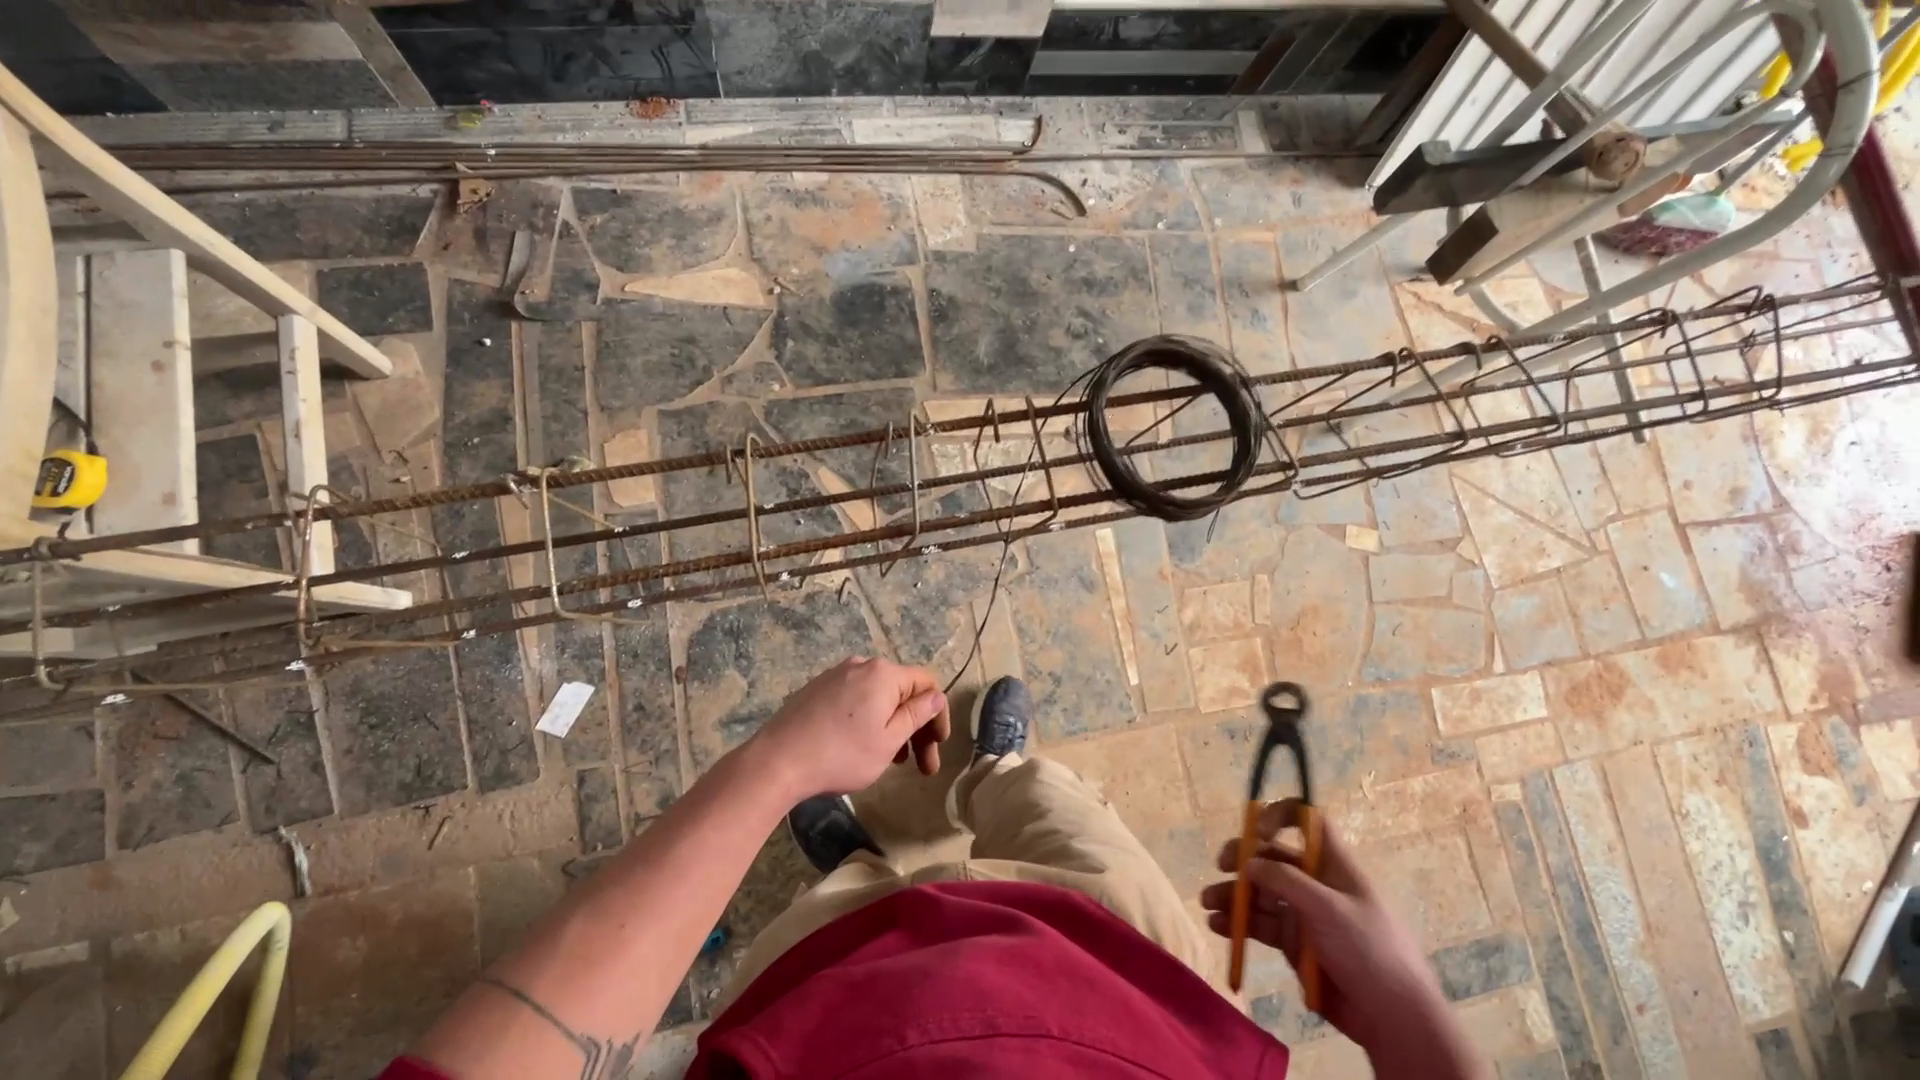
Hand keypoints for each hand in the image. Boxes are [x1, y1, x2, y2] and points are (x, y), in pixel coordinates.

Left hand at [750, 656, 949, 801]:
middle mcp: (861, 666)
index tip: (939, 748)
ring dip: (893, 727)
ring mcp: (835, 676)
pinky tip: (864, 748)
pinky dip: (869, 721)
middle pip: (902, 692)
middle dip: (917, 728)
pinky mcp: (816, 690)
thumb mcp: (888, 741)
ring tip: (894, 762)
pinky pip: (855, 700)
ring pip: (878, 698)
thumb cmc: (841, 755)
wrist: (777, 761)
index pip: (927, 684)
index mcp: (884, 674)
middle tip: (922, 768)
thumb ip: (916, 715)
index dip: (939, 716)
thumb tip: (936, 697)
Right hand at [1200, 801, 1483, 1078]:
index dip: (1282, 816)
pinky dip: (1237, 923)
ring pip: (1260, 893)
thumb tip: (1249, 864)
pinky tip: (1219, 926)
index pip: (1308, 822)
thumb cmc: (1370, 949)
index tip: (1257, 830)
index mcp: (1333, 865)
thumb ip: (1286, 882)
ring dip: (1233, 894)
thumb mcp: (1329, 909)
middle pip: (1272, 857)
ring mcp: (1303, 914)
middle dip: (1244, 858)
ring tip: (1208, 904)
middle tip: (1221, 866)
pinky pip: (1259, 925)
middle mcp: (1315, 883)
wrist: (1392, 1016)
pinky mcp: (1293, 944)